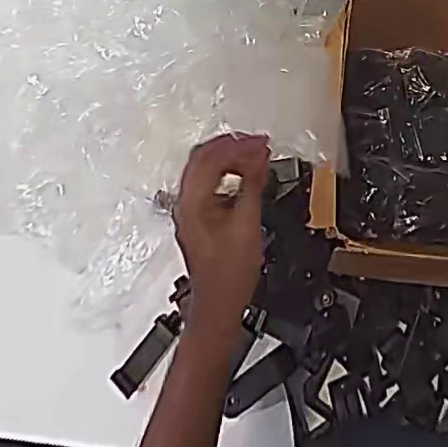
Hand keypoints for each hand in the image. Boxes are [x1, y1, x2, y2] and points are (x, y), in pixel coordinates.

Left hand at [174, 133, 270, 327]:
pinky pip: (208, 180)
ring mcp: (190, 210)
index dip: (238, 146)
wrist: (220, 304)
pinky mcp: (199, 216)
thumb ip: (252, 184)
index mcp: (194, 202)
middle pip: (203, 157)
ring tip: (254, 152)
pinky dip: (227, 169)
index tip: (260, 144)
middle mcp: (186, 203)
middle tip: (257, 142)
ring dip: (229, 155)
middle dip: (232, 144)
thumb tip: (259, 158)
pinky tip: (245, 171)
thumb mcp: (248, 222)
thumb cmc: (229, 273)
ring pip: (204, 166)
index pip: (211, 159)